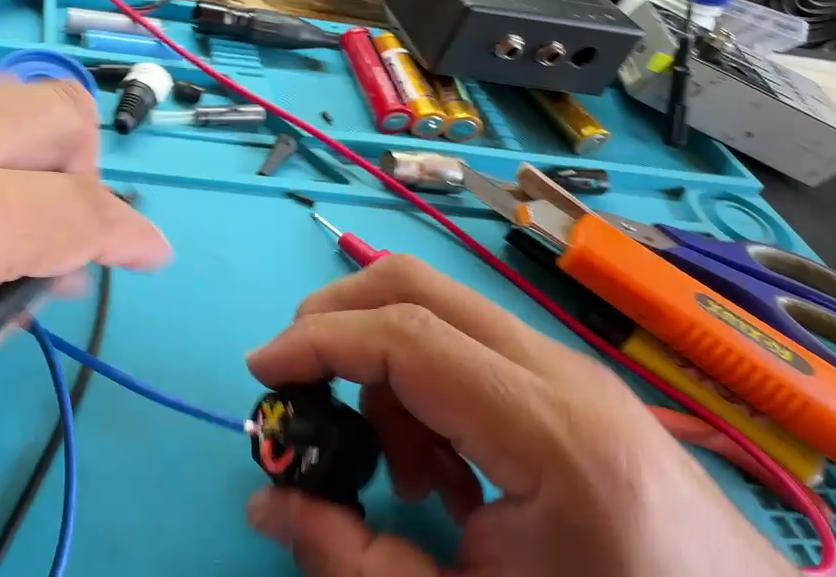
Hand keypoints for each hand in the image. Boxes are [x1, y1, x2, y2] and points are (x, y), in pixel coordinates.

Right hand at [243, 255, 793, 576]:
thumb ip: (354, 559)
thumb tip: (265, 503)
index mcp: (551, 435)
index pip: (404, 336)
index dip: (315, 343)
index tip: (261, 376)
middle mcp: (562, 375)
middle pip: (414, 285)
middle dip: (333, 317)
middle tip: (297, 383)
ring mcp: (572, 372)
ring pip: (436, 308)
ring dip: (380, 361)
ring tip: (397, 467)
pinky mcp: (573, 385)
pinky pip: (467, 345)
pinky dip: (421, 381)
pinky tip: (444, 471)